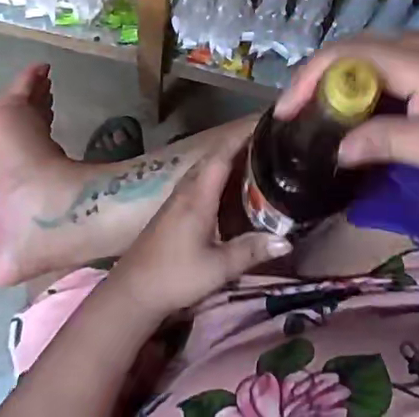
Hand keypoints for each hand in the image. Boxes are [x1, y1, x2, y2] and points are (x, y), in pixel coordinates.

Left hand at [104, 130, 289, 317]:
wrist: (131, 292)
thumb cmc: (174, 276)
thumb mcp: (218, 267)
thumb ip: (251, 251)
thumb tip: (287, 241)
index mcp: (199, 193)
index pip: (222, 152)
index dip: (243, 135)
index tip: (266, 125)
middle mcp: (188, 187)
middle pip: (216, 155)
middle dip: (241, 143)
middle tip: (270, 142)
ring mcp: (178, 196)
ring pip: (207, 166)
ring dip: (230, 158)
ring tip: (257, 158)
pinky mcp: (174, 207)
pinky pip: (201, 178)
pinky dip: (220, 173)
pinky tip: (232, 185)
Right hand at [275, 35, 418, 177]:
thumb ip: (386, 142)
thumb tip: (337, 149)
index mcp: (413, 62)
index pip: (347, 57)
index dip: (310, 78)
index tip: (287, 111)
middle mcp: (410, 44)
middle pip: (347, 48)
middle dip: (312, 77)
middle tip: (291, 113)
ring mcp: (415, 47)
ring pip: (357, 50)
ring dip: (329, 76)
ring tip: (308, 109)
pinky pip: (372, 58)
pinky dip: (349, 77)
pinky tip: (342, 102)